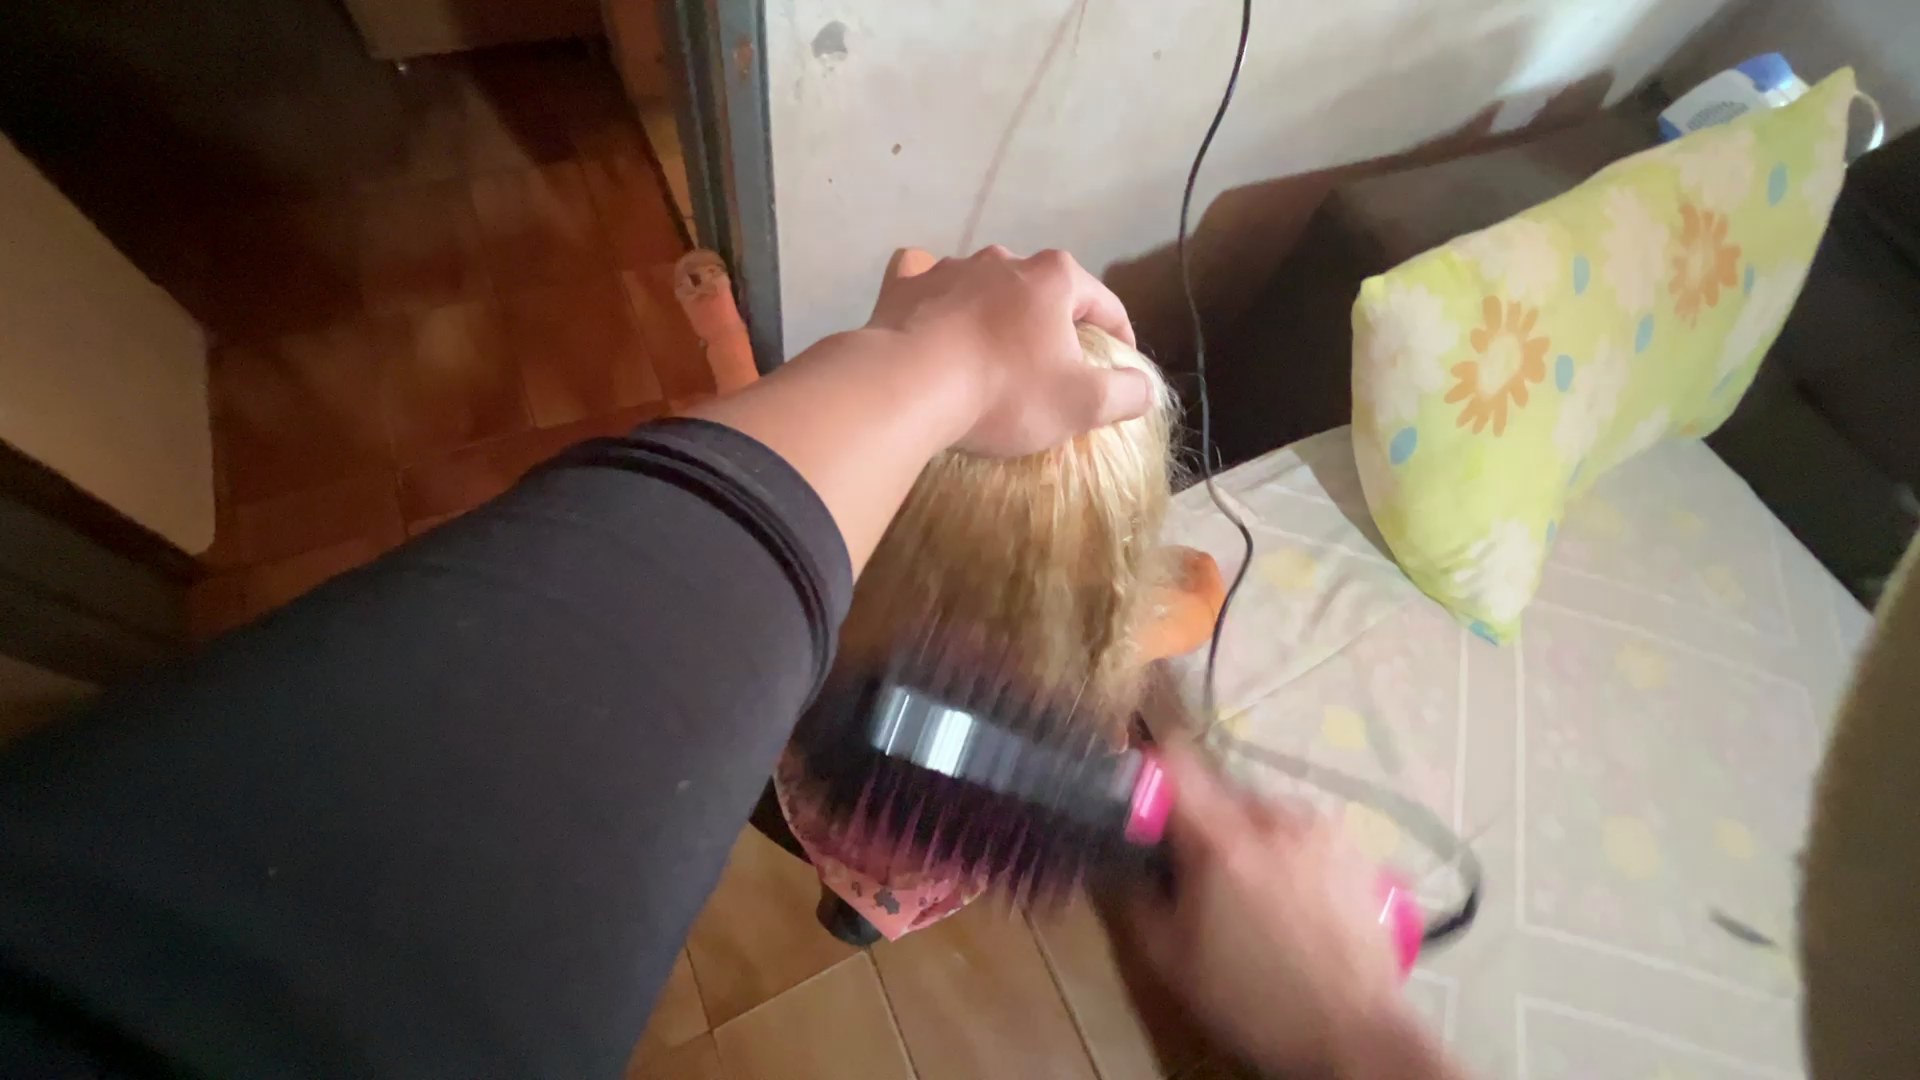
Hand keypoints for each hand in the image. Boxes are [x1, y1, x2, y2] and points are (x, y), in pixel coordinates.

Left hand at [866, 246, 1151, 456]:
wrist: (909, 387)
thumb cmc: (1004, 392)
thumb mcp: (1081, 404)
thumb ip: (1125, 393)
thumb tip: (1144, 388)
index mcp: (1054, 278)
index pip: (1104, 303)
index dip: (1119, 336)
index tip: (1119, 363)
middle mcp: (1004, 260)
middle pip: (1043, 292)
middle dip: (1053, 324)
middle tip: (1052, 366)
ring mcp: (950, 268)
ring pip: (986, 284)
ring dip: (995, 311)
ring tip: (991, 351)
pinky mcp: (904, 286)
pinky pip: (924, 279)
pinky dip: (934, 294)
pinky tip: (932, 313)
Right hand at [1113, 750, 1442, 1077]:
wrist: (1357, 1039)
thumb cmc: (1252, 998)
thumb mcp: (1170, 958)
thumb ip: (1132, 894)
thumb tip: (1113, 854)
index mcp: (1221, 839)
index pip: (1176, 759)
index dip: (1154, 766)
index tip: (1147, 796)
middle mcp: (1271, 818)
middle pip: (1218, 790)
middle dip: (1204, 821)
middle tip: (1204, 872)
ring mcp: (1318, 829)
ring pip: (1260, 810)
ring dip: (1247, 835)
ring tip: (1255, 891)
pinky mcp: (1351, 847)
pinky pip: (1299, 829)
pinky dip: (1286, 848)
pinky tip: (1294, 896)